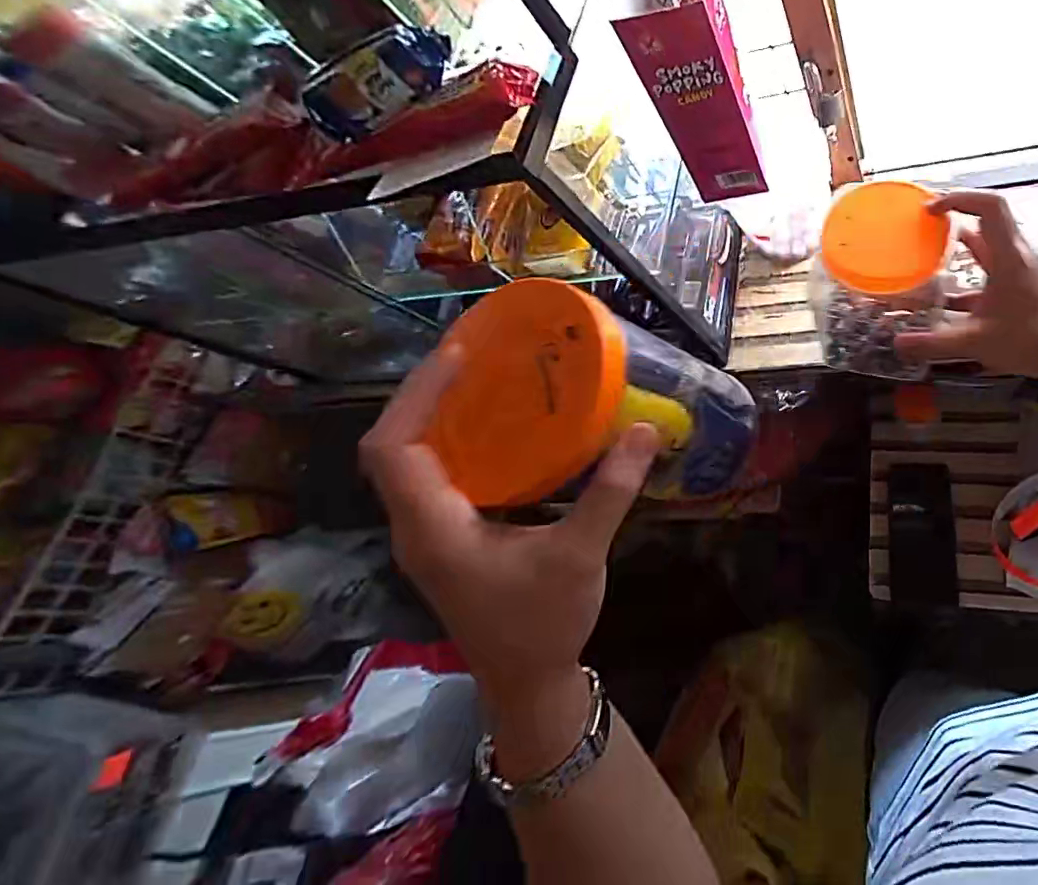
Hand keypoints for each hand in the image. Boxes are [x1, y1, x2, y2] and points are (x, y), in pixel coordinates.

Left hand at [358, 343, 659, 774]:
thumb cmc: (543, 623)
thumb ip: (610, 492)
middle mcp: (418, 526)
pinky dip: (459, 444)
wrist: (528, 682)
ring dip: (438, 417)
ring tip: (485, 380)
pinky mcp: (452, 539)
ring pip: (414, 462)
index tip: (460, 355)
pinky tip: (501, 432)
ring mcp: (432, 534)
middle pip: (395, 447)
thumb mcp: (580, 554)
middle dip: (426, 396)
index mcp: (433, 527)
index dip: (418, 396)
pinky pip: (441, 477)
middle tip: (476, 356)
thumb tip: (644, 430)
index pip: (393, 449)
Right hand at [895, 190, 1037, 378]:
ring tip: (932, 237)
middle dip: (957, 208)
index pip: (989, 206)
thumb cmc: (1028, 341)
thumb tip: (898, 345)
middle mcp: (1015, 254)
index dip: (959, 197)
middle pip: (988, 214)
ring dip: (963, 233)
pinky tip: (946, 281)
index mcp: (1009, 257)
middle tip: (926, 217)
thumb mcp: (976, 342)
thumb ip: (934, 343)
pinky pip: (990, 260)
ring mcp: (1018, 266)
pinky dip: (970, 261)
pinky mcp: (1017, 281)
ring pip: (989, 237)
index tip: (930, 208)